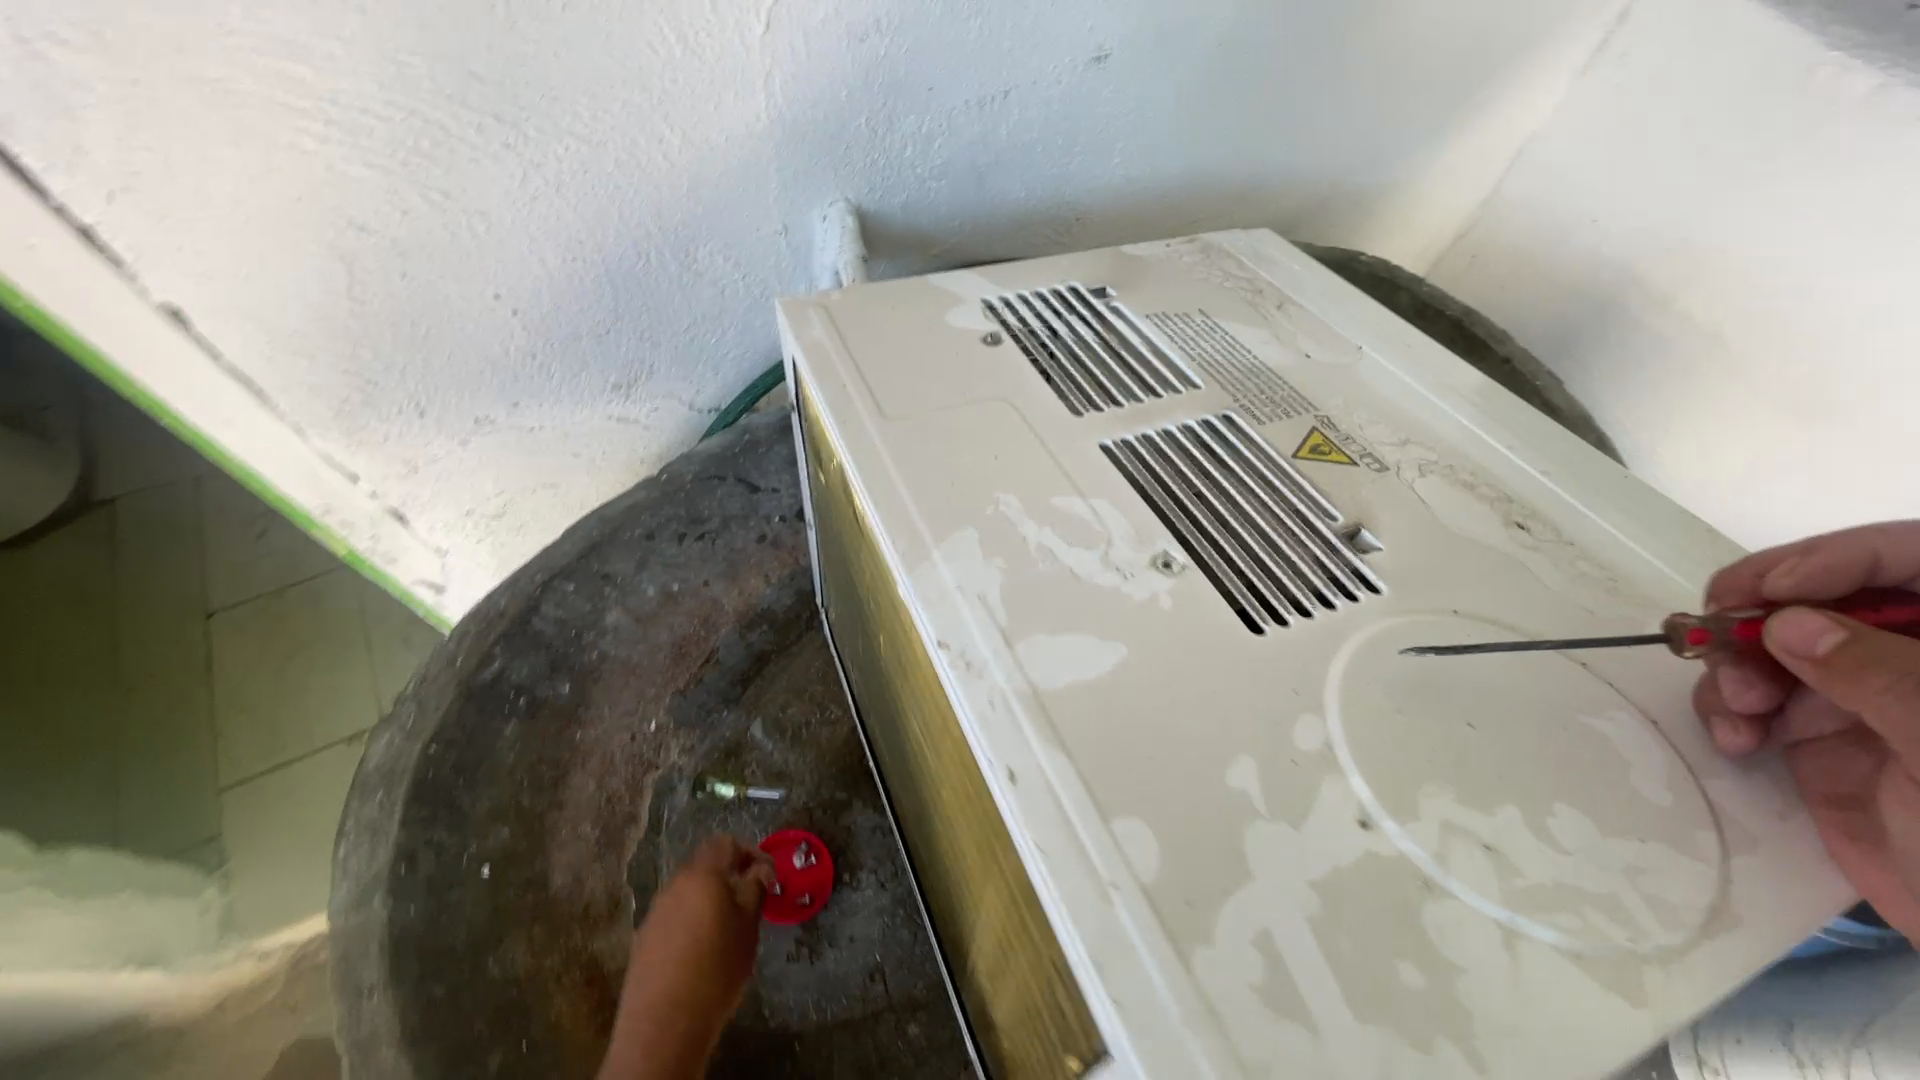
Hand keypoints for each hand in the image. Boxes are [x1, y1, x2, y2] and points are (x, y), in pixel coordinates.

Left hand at [598, 835, 777, 1079]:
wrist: (664, 1022)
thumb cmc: (716, 967)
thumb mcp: (748, 926)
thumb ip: (755, 889)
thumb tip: (759, 869)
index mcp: (702, 875)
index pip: (725, 843)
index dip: (749, 852)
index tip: (767, 875)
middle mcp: (674, 886)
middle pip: (704, 866)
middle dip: (729, 876)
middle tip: (750, 900)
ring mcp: (655, 912)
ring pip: (688, 893)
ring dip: (709, 900)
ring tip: (727, 928)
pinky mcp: (644, 939)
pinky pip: (674, 916)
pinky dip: (691, 921)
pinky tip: (701, 951)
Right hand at [1693, 521, 1919, 940]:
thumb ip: (1883, 674)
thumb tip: (1786, 623)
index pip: (1911, 557)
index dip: (1837, 559)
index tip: (1769, 590)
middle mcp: (1914, 655)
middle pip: (1823, 597)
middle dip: (1761, 618)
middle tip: (1717, 642)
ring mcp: (1866, 695)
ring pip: (1774, 646)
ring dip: (1736, 668)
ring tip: (1737, 711)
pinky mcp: (1821, 736)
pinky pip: (1756, 700)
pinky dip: (1729, 711)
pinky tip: (1735, 739)